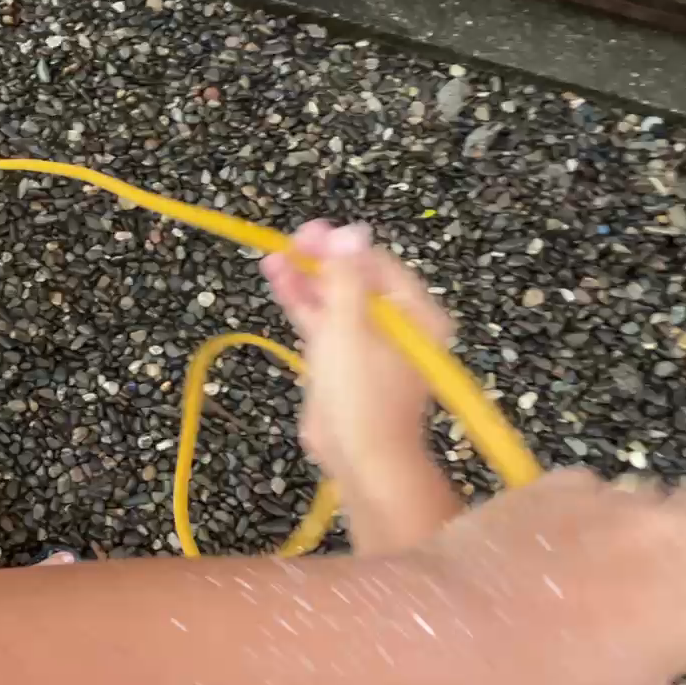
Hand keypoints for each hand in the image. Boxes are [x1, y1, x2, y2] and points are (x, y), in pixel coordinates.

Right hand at [261, 221, 453, 485]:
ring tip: (272, 258)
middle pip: (352, 279)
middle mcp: (393, 323)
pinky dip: (300, 302)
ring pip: (331, 298)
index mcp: (413, 314)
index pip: (376, 264)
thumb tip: (350, 231)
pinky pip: (320, 320)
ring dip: (304, 279)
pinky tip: (277, 281)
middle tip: (286, 242)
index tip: (306, 233)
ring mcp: (365, 340)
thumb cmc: (360, 390)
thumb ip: (346, 278)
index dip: (340, 247)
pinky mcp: (340, 357)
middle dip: (318, 261)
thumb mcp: (349, 326)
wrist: (356, 453)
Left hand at [421, 468, 685, 684]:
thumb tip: (679, 623)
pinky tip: (555, 525)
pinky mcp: (550, 481)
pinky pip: (585, 480)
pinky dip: (579, 498)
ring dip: (640, 511)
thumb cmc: (560, 669)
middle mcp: (681, 535)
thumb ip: (683, 631)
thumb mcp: (649, 673)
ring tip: (604, 544)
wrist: (466, 620)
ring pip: (651, 488)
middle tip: (678, 554)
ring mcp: (612, 500)